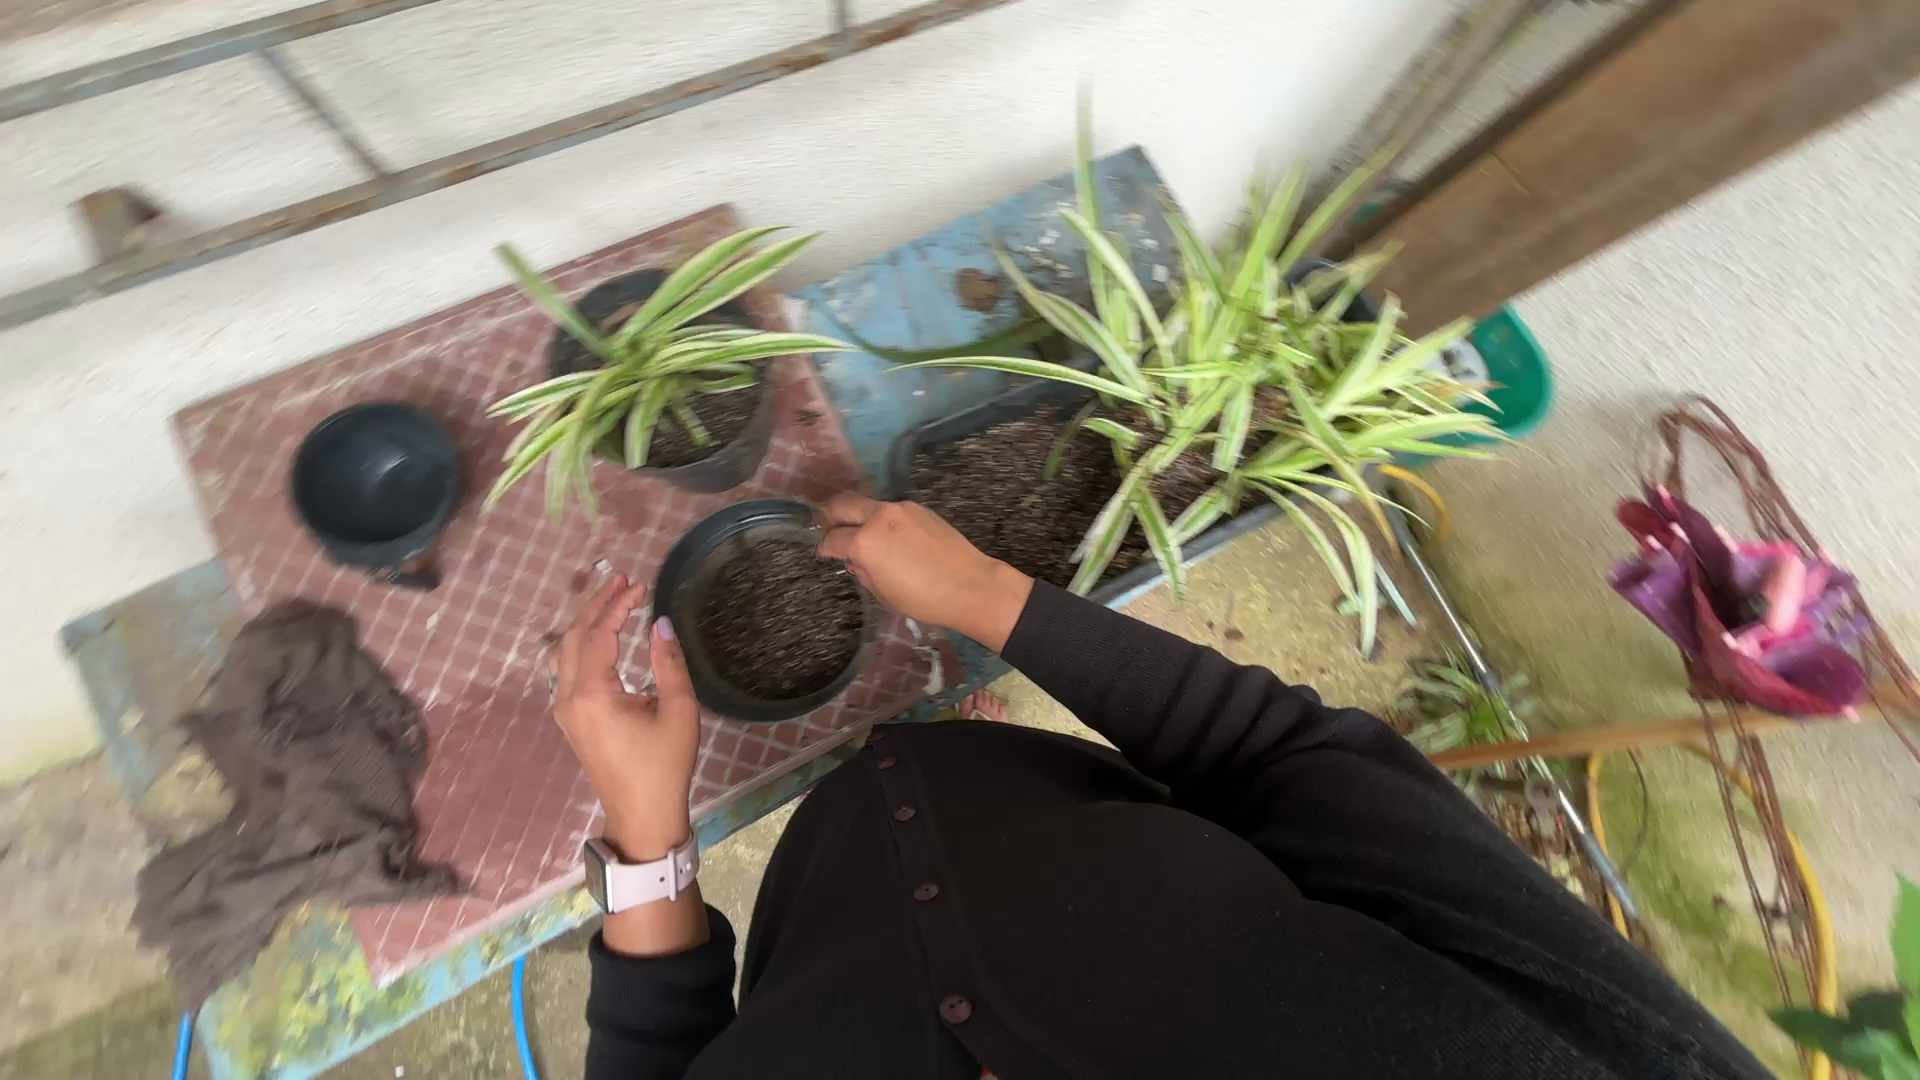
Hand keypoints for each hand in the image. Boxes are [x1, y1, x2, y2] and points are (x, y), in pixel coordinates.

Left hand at [551, 575, 699, 861]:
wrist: (642, 813)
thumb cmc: (664, 763)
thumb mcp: (678, 711)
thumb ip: (669, 663)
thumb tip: (661, 624)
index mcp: (593, 695)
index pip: (599, 635)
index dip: (618, 606)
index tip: (638, 585)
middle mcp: (569, 698)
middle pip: (573, 638)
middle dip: (597, 606)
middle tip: (622, 581)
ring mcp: (565, 710)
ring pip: (564, 653)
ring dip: (586, 623)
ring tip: (612, 600)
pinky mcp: (571, 718)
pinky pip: (567, 668)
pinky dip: (583, 643)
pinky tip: (603, 635)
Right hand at [816, 494, 1032, 650]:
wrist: (971, 585)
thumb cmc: (924, 598)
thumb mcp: (883, 593)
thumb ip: (863, 571)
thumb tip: (856, 559)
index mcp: (866, 542)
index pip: (833, 539)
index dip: (825, 548)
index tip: (824, 553)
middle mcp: (880, 517)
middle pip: (842, 504)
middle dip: (829, 515)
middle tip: (826, 527)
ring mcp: (902, 509)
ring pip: (869, 505)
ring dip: (860, 517)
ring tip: (862, 535)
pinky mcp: (920, 509)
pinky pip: (892, 511)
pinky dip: (883, 521)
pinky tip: (892, 539)